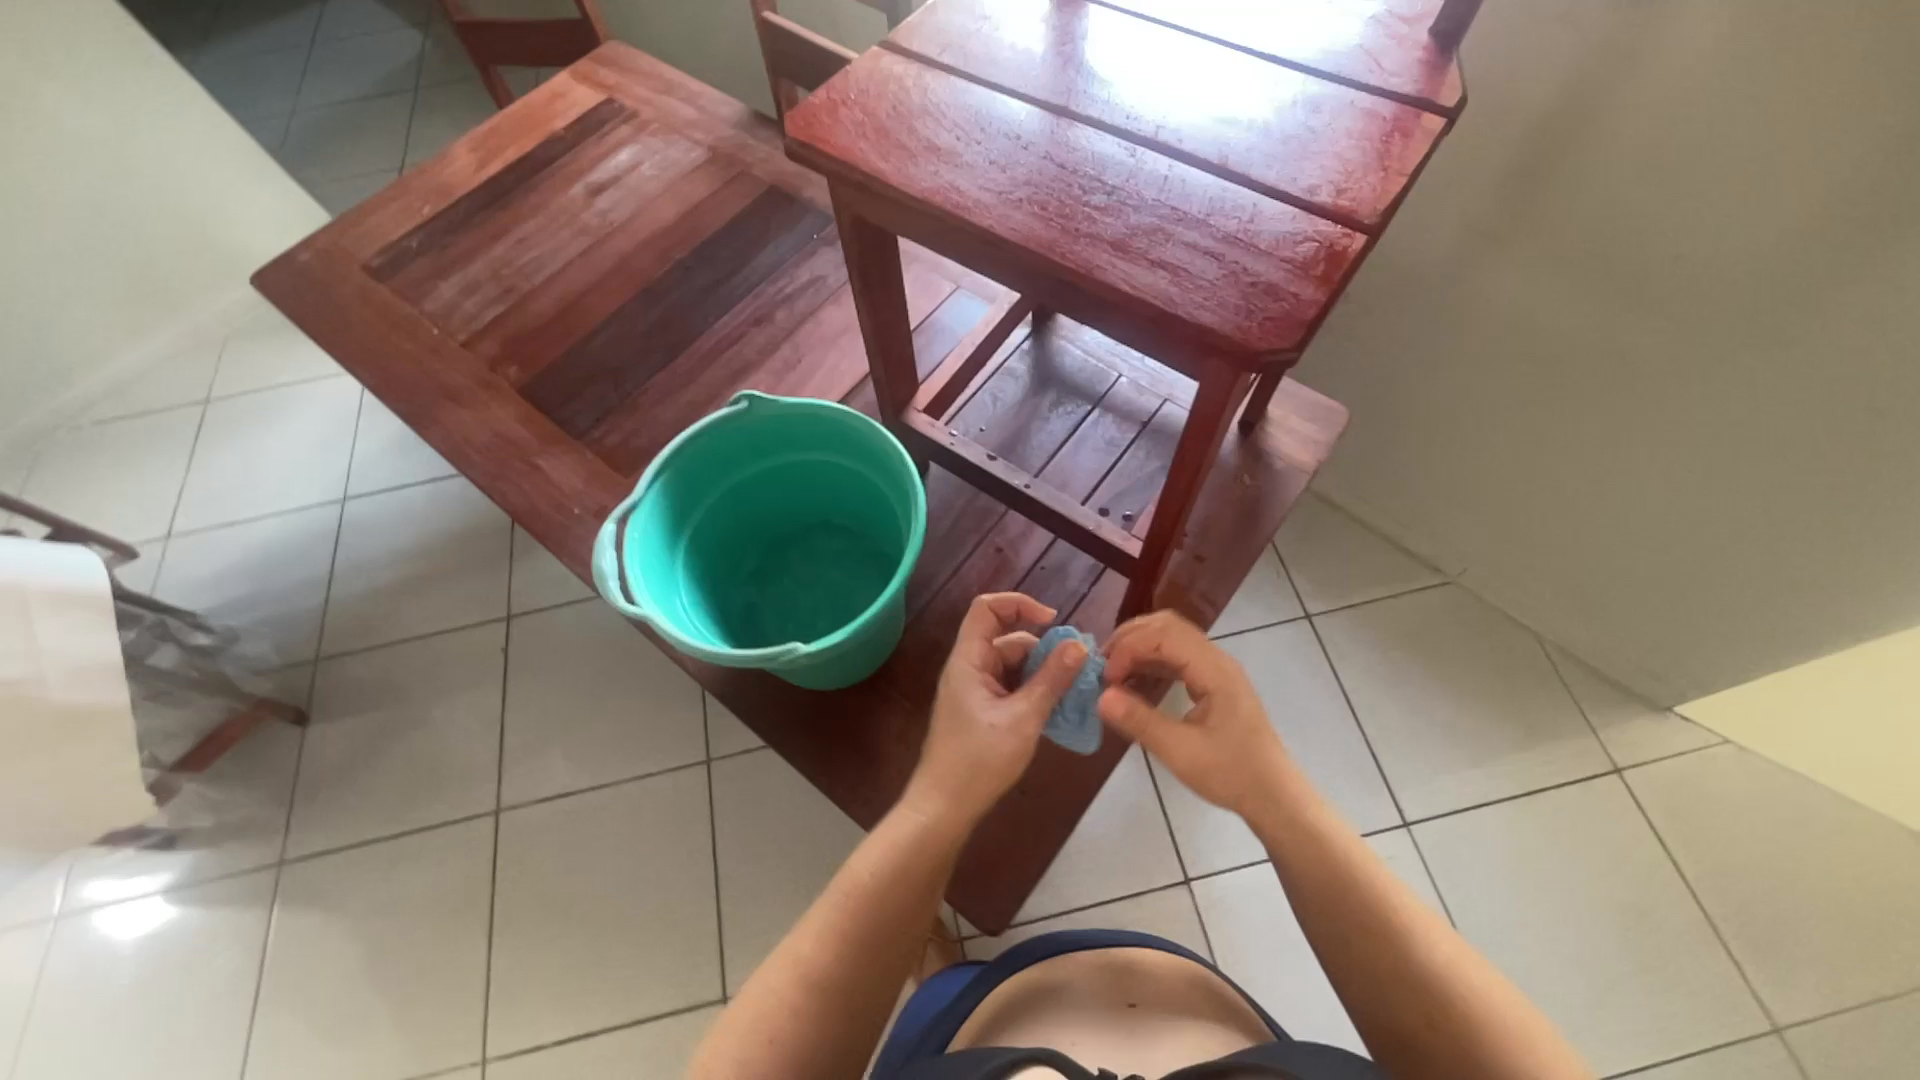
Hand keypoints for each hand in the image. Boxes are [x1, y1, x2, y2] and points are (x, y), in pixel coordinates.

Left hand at [903, 593, 1087, 825]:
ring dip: (1043, 673)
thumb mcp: (1023, 718)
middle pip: (1007, 639)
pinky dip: (1034, 692)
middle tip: (1079, 667)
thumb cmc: (979, 760)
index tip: (1053, 621)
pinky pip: (1011, 688)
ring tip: (1076, 690)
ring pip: (1013, 666)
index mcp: (968, 660)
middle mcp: (969, 668)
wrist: (944, 808)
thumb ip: (1051, 679)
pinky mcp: (981, 712)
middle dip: (1044, 647)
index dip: (1019, 604)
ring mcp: (974, 691)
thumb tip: (1079, 646)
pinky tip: (1058, 710)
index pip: (987, 608)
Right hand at [1098, 610, 1294, 818]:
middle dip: (1130, 639)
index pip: (1164, 636)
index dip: (1129, 648)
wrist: (1273, 795)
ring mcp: (1216, 671)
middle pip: (1167, 627)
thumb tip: (1100, 697)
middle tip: (1101, 665)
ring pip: (1172, 639)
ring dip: (1139, 648)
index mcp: (1214, 671)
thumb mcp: (1180, 752)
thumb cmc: (1232, 774)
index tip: (1106, 678)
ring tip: (1111, 673)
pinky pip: (1177, 658)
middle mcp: (1217, 661)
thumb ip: (1140, 721)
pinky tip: (1133, 682)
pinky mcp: (1213, 684)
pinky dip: (1151, 662)